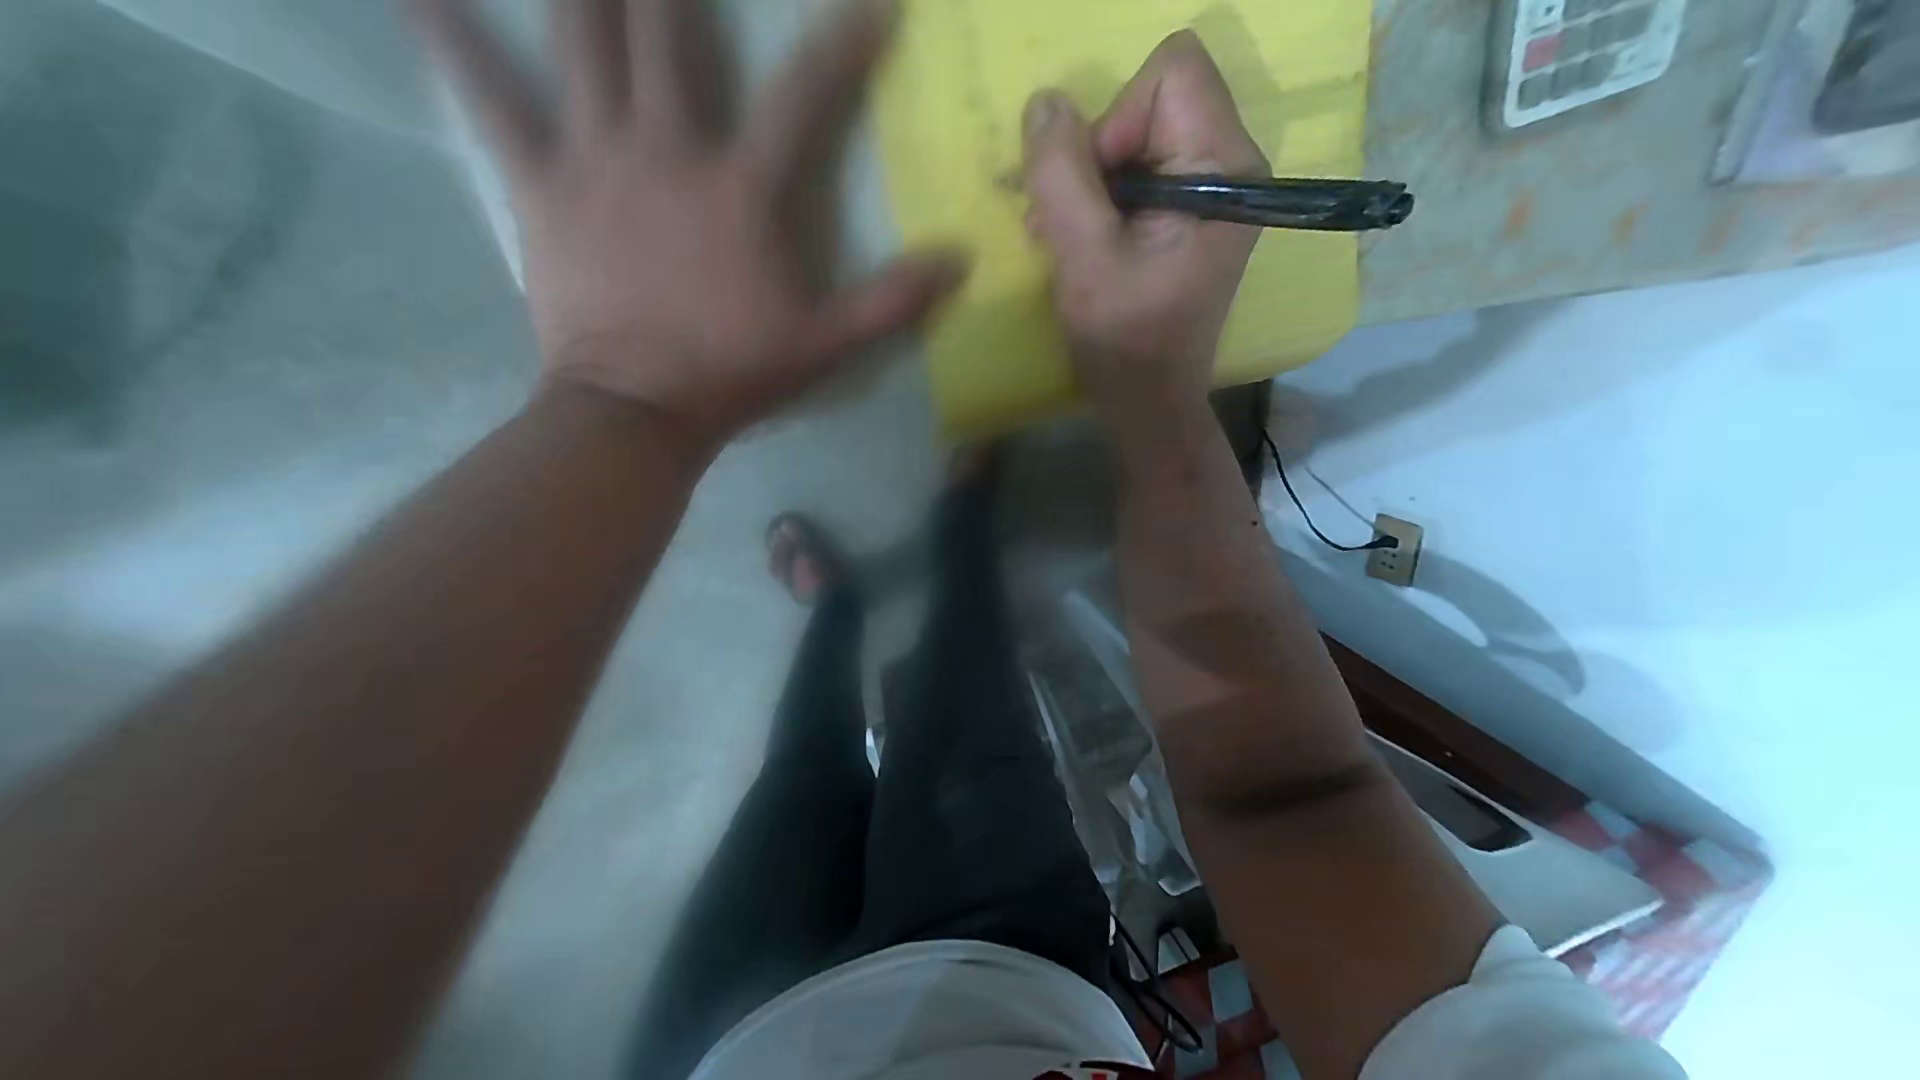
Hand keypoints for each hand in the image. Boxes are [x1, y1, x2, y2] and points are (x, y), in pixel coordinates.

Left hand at [413, 0, 967, 452]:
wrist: (637, 412)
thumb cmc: (733, 374)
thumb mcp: (826, 344)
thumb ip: (892, 302)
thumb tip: (961, 261)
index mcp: (742, 189)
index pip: (804, 94)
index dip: (842, 42)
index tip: (873, 8)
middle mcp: (667, 150)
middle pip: (666, 26)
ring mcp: (596, 159)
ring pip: (578, 35)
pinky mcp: (540, 184)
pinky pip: (488, 98)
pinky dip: (451, 36)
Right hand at [1020, 31, 1266, 421]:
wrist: (1149, 401)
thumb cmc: (1124, 342)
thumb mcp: (1084, 260)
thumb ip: (1062, 177)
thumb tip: (1044, 104)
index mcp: (1224, 168)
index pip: (1171, 74)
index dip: (1116, 123)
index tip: (1098, 194)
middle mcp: (1230, 165)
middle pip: (1152, 100)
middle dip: (1096, 156)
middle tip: (1067, 222)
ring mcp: (1211, 189)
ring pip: (1137, 135)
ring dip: (1089, 182)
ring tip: (1068, 239)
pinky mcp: (1189, 211)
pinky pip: (1138, 168)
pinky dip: (1100, 198)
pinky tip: (1081, 241)